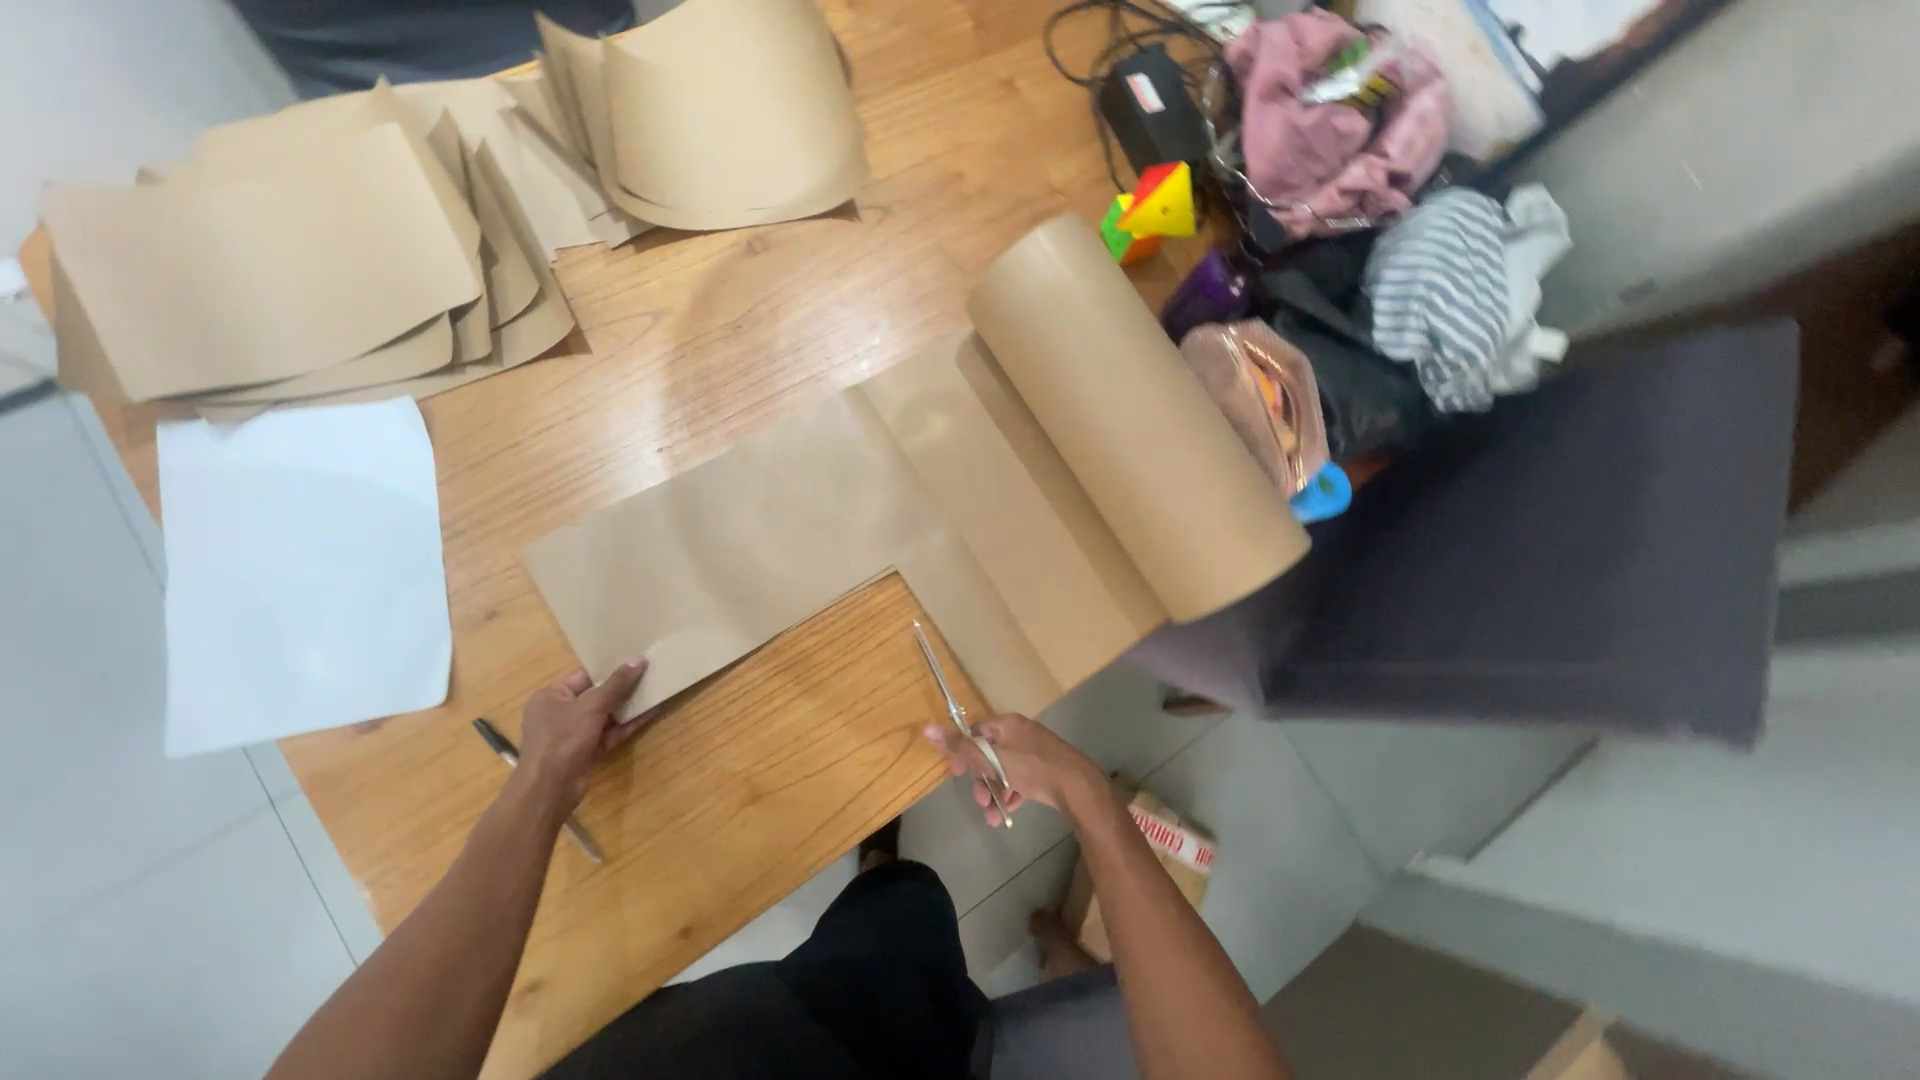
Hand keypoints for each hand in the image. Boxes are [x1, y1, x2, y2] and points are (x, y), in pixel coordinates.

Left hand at [515, 660, 650, 817]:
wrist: (551, 787)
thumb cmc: (563, 738)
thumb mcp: (591, 705)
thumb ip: (616, 684)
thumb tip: (639, 659)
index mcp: (551, 696)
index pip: (584, 676)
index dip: (610, 668)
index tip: (635, 659)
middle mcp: (561, 712)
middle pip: (597, 695)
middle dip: (623, 687)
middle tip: (651, 672)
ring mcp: (575, 733)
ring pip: (606, 715)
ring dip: (629, 705)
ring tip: (655, 689)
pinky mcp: (588, 750)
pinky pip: (611, 732)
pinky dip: (629, 724)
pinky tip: (651, 712)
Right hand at [923, 712, 1104, 827]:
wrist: (1076, 786)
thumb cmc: (1032, 768)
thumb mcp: (992, 759)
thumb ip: (961, 747)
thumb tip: (927, 728)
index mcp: (1006, 725)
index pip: (975, 732)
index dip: (963, 752)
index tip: (956, 774)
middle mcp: (1019, 733)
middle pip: (989, 754)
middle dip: (981, 781)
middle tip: (980, 801)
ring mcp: (1033, 752)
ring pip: (1004, 771)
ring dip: (995, 793)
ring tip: (994, 817)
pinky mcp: (1043, 769)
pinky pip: (1019, 779)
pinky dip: (1012, 793)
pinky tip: (1010, 811)